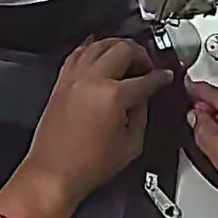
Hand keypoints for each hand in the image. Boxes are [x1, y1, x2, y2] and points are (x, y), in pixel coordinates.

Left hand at [3, 38, 172, 217]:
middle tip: (147, 64)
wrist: (53, 173)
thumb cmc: (86, 166)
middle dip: (141, 54)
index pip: (146, 78)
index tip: (164, 77)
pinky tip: (96, 50)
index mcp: (113, 96)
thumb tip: (144, 98)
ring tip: (126, 54)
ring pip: (98, 44)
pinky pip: (76, 53)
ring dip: (116, 45)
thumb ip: (141, 114)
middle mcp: (91, 81)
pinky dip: (90, 48)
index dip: (160, 77)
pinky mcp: (60, 83)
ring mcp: (73, 79)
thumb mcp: (131, 145)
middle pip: (123, 49)